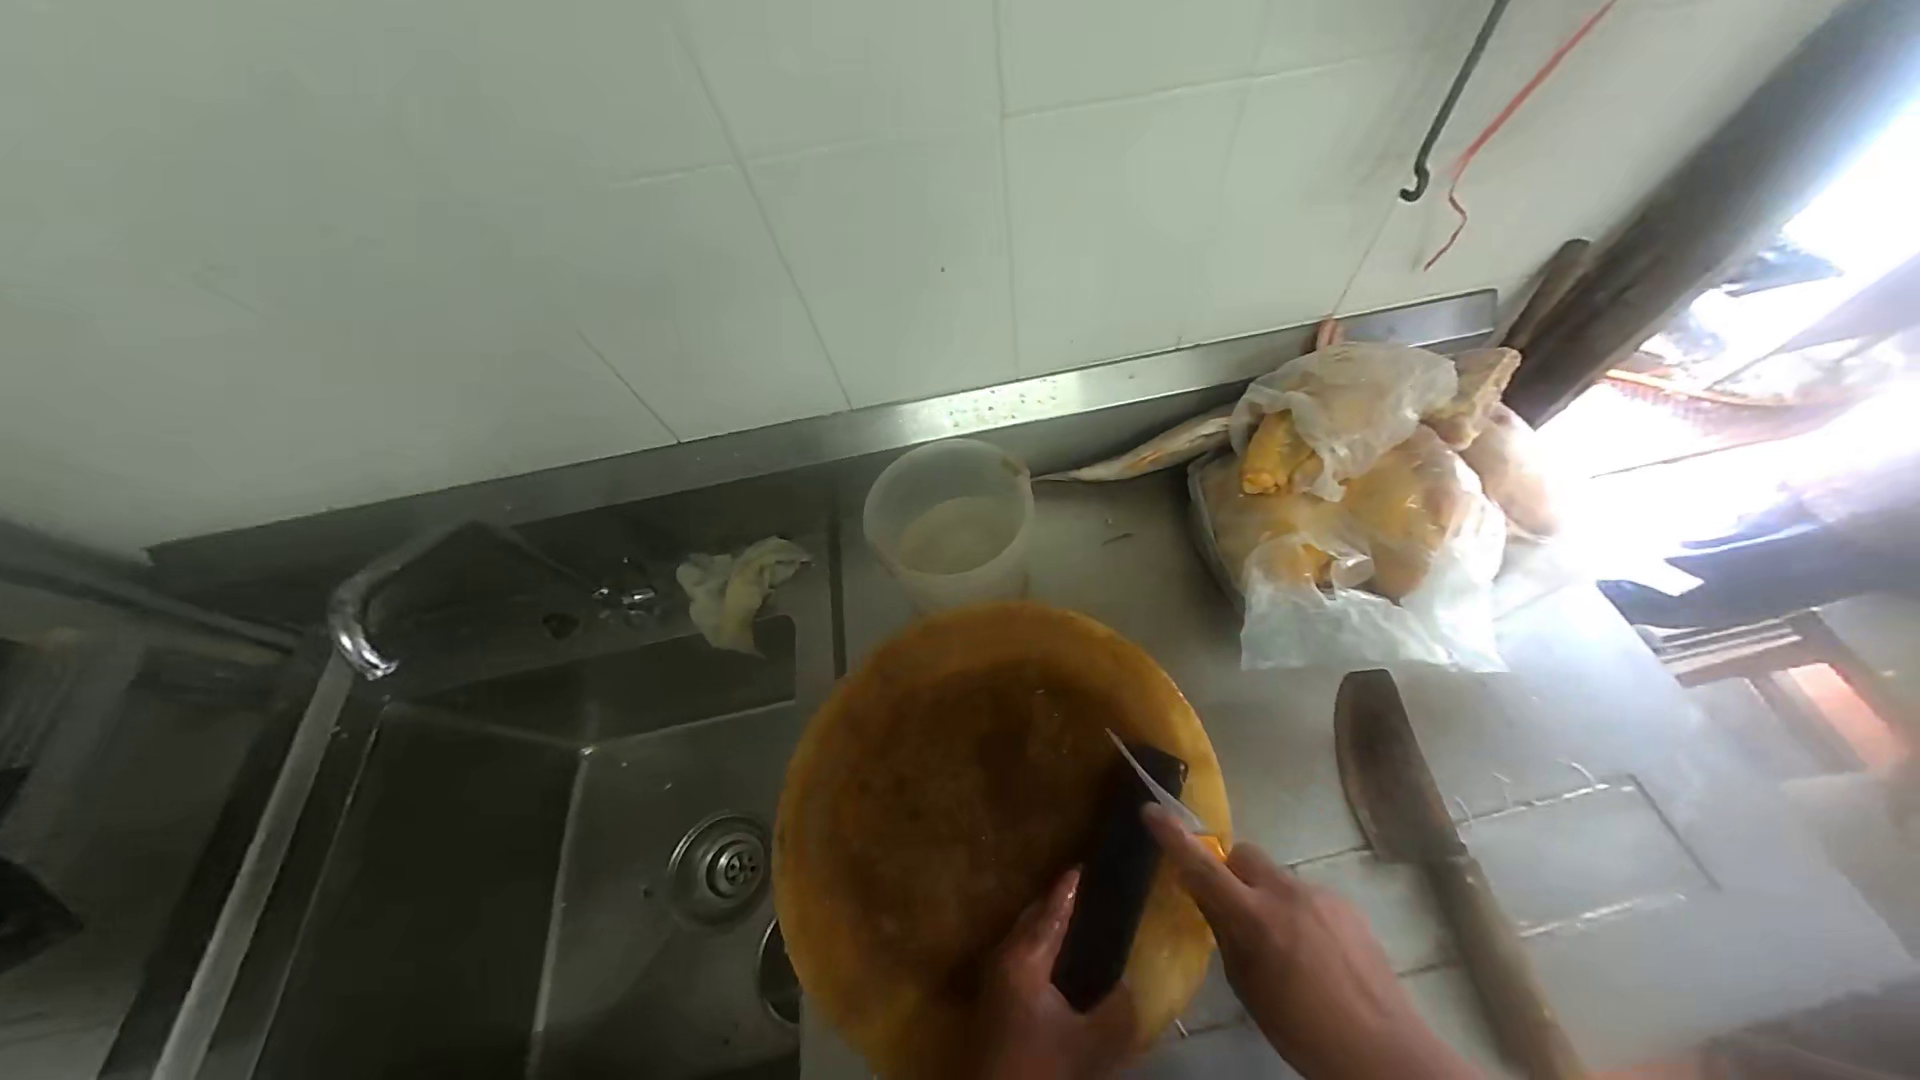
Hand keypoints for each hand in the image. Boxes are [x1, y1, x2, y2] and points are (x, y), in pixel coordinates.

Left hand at [977, 868, 1136, 1079]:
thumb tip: (1132, 984)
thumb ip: (1117, 1011)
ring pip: (1023, 933)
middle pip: (1032, 916)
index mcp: (1023, 957)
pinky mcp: (994, 995)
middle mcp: (1003, 955)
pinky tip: (1057, 957)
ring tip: (1076, 918)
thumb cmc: (1042, 1068)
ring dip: (1046, 922)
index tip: (1084, 865)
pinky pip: (1019, 950)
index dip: (1068, 888)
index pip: (1050, 911)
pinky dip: (1038, 942)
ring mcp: (993, 975)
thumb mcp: (1090, 1045)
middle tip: (1086, 890)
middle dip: (1057, 901)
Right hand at [1143, 806, 1479, 1079]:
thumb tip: (1208, 898)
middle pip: (1244, 857)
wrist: (1386, 1052)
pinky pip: (1307, 896)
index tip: (1151, 811)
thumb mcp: (1247, 986)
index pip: (1202, 867)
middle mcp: (1285, 893)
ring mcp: (1319, 895)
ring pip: (1277, 879)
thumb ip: (1225, 932)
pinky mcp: (1346, 905)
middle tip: (1236, 909)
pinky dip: (1301, 914)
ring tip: (1287, 947)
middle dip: (1232, 872)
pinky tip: (1318, 955)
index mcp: (1254, 917)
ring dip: (1269, 899)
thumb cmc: (1301, 1028)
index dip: (1174, 837)